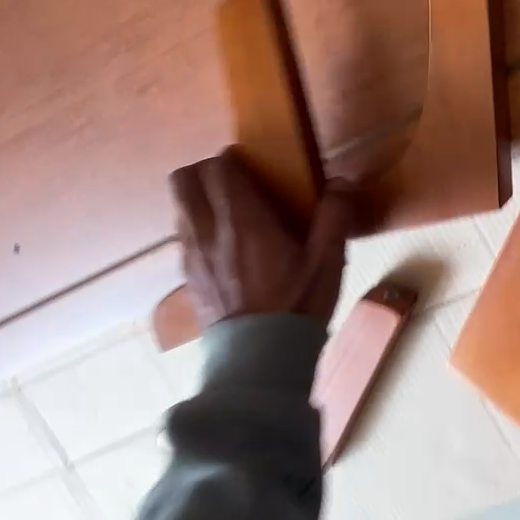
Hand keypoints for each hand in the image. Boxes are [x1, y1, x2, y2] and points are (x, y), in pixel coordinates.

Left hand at [170, 148, 376, 328]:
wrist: (259, 361)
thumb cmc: (296, 304)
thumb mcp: (327, 260)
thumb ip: (334, 215)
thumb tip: (341, 182)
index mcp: (242, 221)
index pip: (218, 169)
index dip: (232, 158)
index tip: (253, 163)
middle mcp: (208, 232)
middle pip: (183, 181)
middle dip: (204, 172)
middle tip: (234, 181)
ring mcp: (191, 256)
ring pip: (179, 208)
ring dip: (199, 200)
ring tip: (231, 213)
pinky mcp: (187, 278)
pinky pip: (183, 237)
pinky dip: (198, 228)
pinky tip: (225, 247)